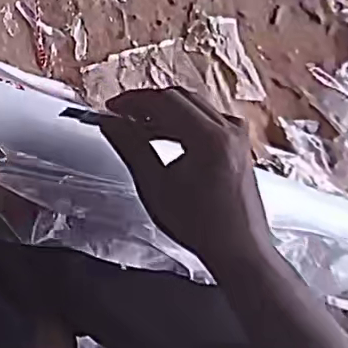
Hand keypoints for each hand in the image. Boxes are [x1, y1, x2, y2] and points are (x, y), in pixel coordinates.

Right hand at [96, 88, 274, 262]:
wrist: (238, 249)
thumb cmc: (199, 223)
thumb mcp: (154, 183)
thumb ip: (130, 145)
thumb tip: (109, 122)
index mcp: (209, 136)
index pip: (164, 100)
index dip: (132, 101)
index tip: (111, 109)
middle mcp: (228, 131)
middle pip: (180, 98)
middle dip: (147, 104)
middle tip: (121, 115)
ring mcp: (237, 138)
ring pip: (194, 107)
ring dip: (164, 112)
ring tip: (138, 127)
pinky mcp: (238, 147)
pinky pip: (207, 120)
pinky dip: (182, 122)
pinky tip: (166, 137)